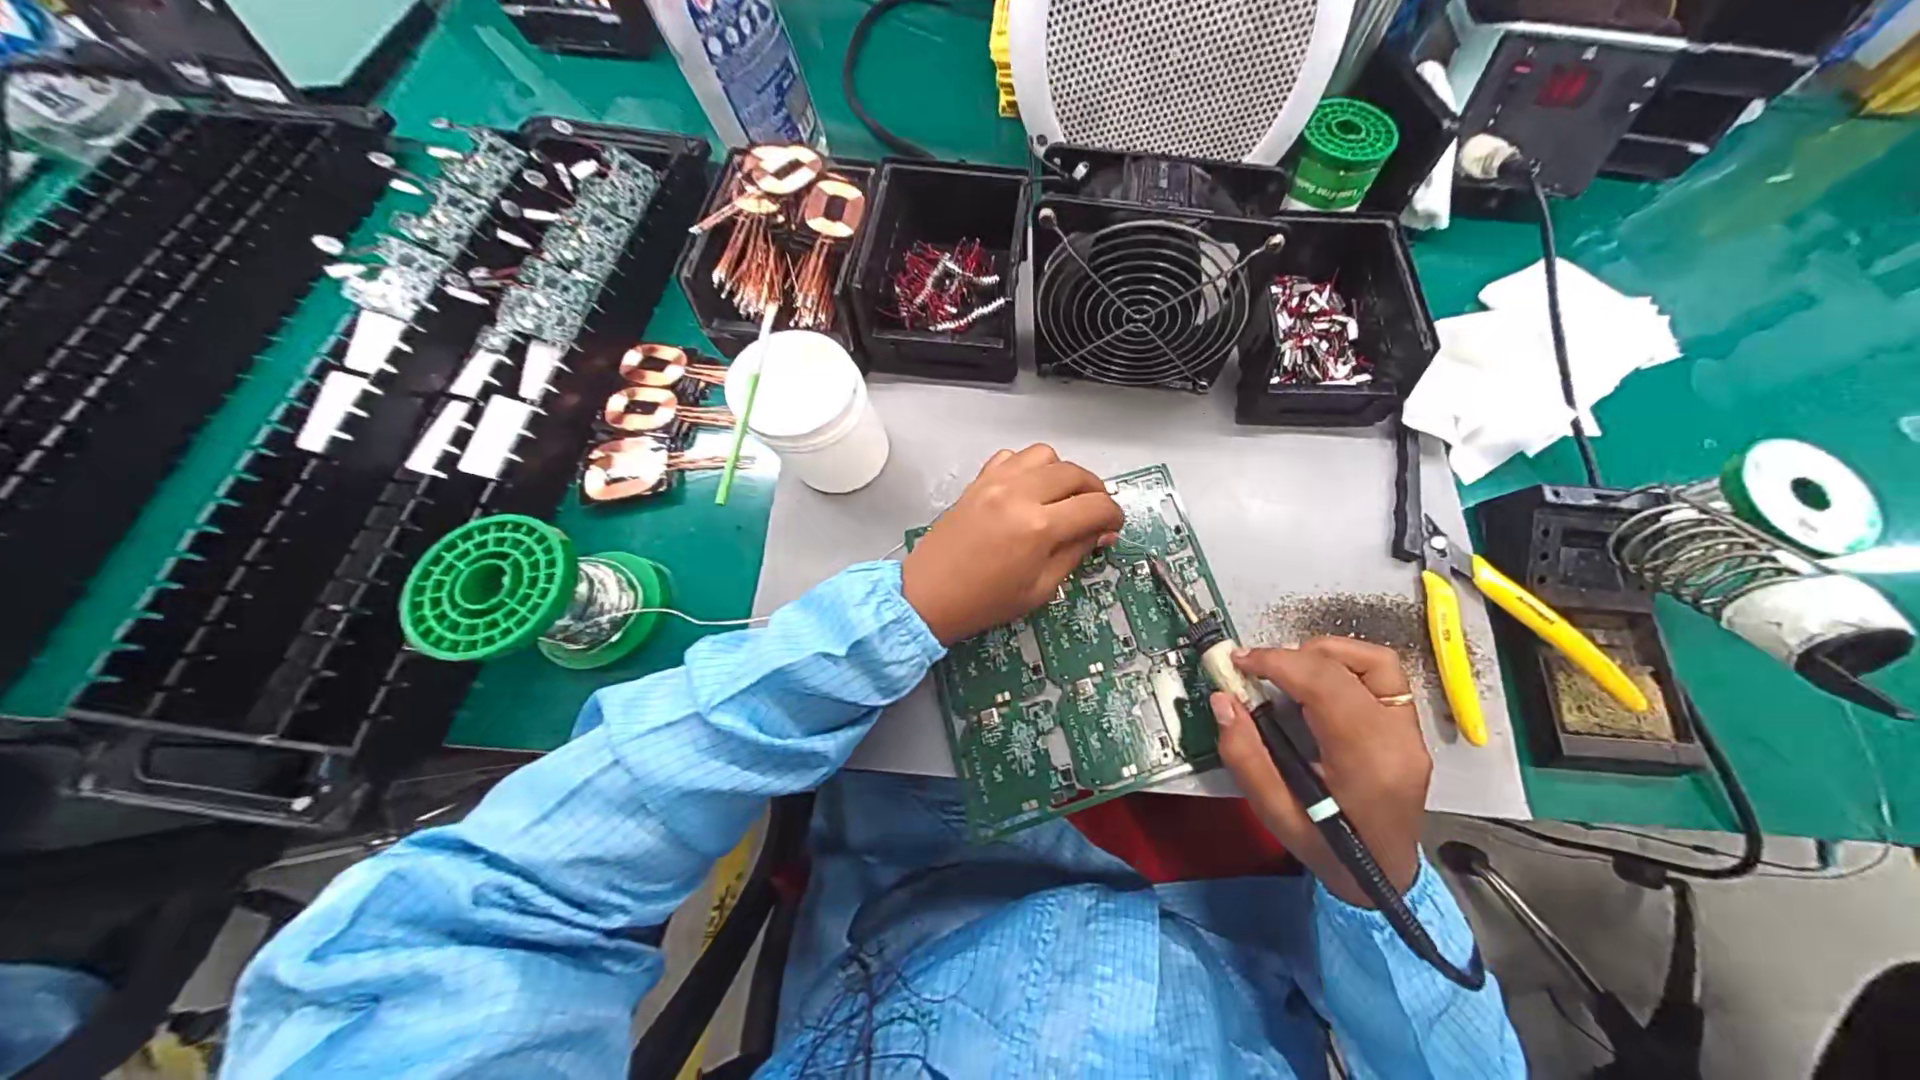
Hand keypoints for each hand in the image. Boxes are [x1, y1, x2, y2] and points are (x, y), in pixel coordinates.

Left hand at [902, 445, 1122, 644]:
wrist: (929, 596)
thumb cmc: (984, 601)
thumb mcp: (1042, 588)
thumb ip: (1075, 553)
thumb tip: (1099, 532)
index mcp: (1039, 526)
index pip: (1096, 506)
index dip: (1113, 516)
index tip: (1113, 527)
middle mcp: (1019, 494)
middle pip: (1075, 473)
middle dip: (1095, 491)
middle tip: (1095, 513)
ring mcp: (995, 482)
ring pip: (1045, 455)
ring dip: (1062, 473)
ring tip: (1063, 498)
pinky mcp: (978, 482)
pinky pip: (1012, 457)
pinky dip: (1028, 467)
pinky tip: (1028, 490)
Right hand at [1210, 639, 1430, 906]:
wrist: (1385, 879)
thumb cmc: (1329, 849)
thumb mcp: (1274, 811)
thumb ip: (1245, 755)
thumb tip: (1224, 701)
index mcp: (1367, 762)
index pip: (1325, 685)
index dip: (1277, 662)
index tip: (1240, 661)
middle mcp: (1398, 740)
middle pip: (1347, 667)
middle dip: (1290, 656)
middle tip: (1253, 666)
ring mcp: (1410, 732)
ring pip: (1374, 661)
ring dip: (1323, 654)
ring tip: (1286, 668)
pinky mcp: (1409, 728)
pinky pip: (1383, 675)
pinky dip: (1343, 664)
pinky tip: (1315, 679)